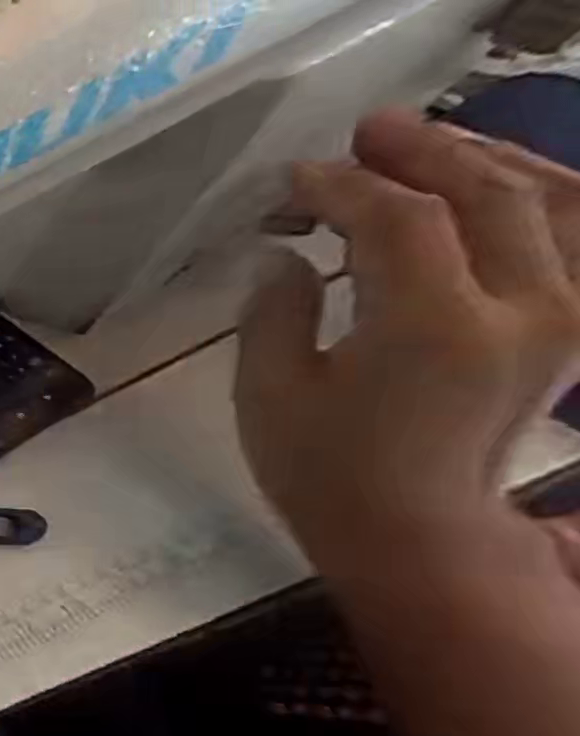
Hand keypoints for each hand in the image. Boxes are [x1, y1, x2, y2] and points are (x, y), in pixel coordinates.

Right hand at [237, 109, 579, 571]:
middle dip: (420, 154)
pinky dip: (538, 189)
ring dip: (484, 159)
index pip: (398, 224)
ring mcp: (565, 310)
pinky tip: (497, 178)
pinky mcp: (575, 320)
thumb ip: (275, 315)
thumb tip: (283, 257)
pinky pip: (577, 229)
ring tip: (425, 140)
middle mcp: (523, 305)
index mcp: (430, 328)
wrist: (407, 524)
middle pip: (485, 195)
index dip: (344, 189)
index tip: (294, 177)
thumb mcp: (268, 395)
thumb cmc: (317, 467)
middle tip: (365, 130)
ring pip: (549, 198)